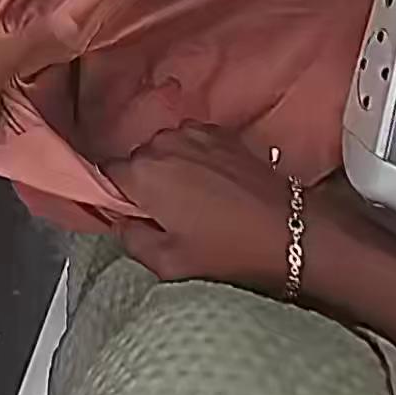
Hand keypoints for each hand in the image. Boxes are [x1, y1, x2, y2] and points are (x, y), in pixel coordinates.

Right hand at [106, 124, 327, 294]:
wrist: (290, 231)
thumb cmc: (227, 250)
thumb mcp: (169, 263)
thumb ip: (132, 238)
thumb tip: (121, 220)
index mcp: (145, 172)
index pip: (105, 173)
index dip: (112, 195)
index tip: (125, 213)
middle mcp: (165, 142)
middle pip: (136, 159)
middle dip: (142, 183)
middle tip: (164, 215)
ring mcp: (194, 131)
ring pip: (164, 148)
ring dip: (169, 167)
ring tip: (193, 200)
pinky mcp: (220, 131)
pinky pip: (190, 141)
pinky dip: (193, 157)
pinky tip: (212, 184)